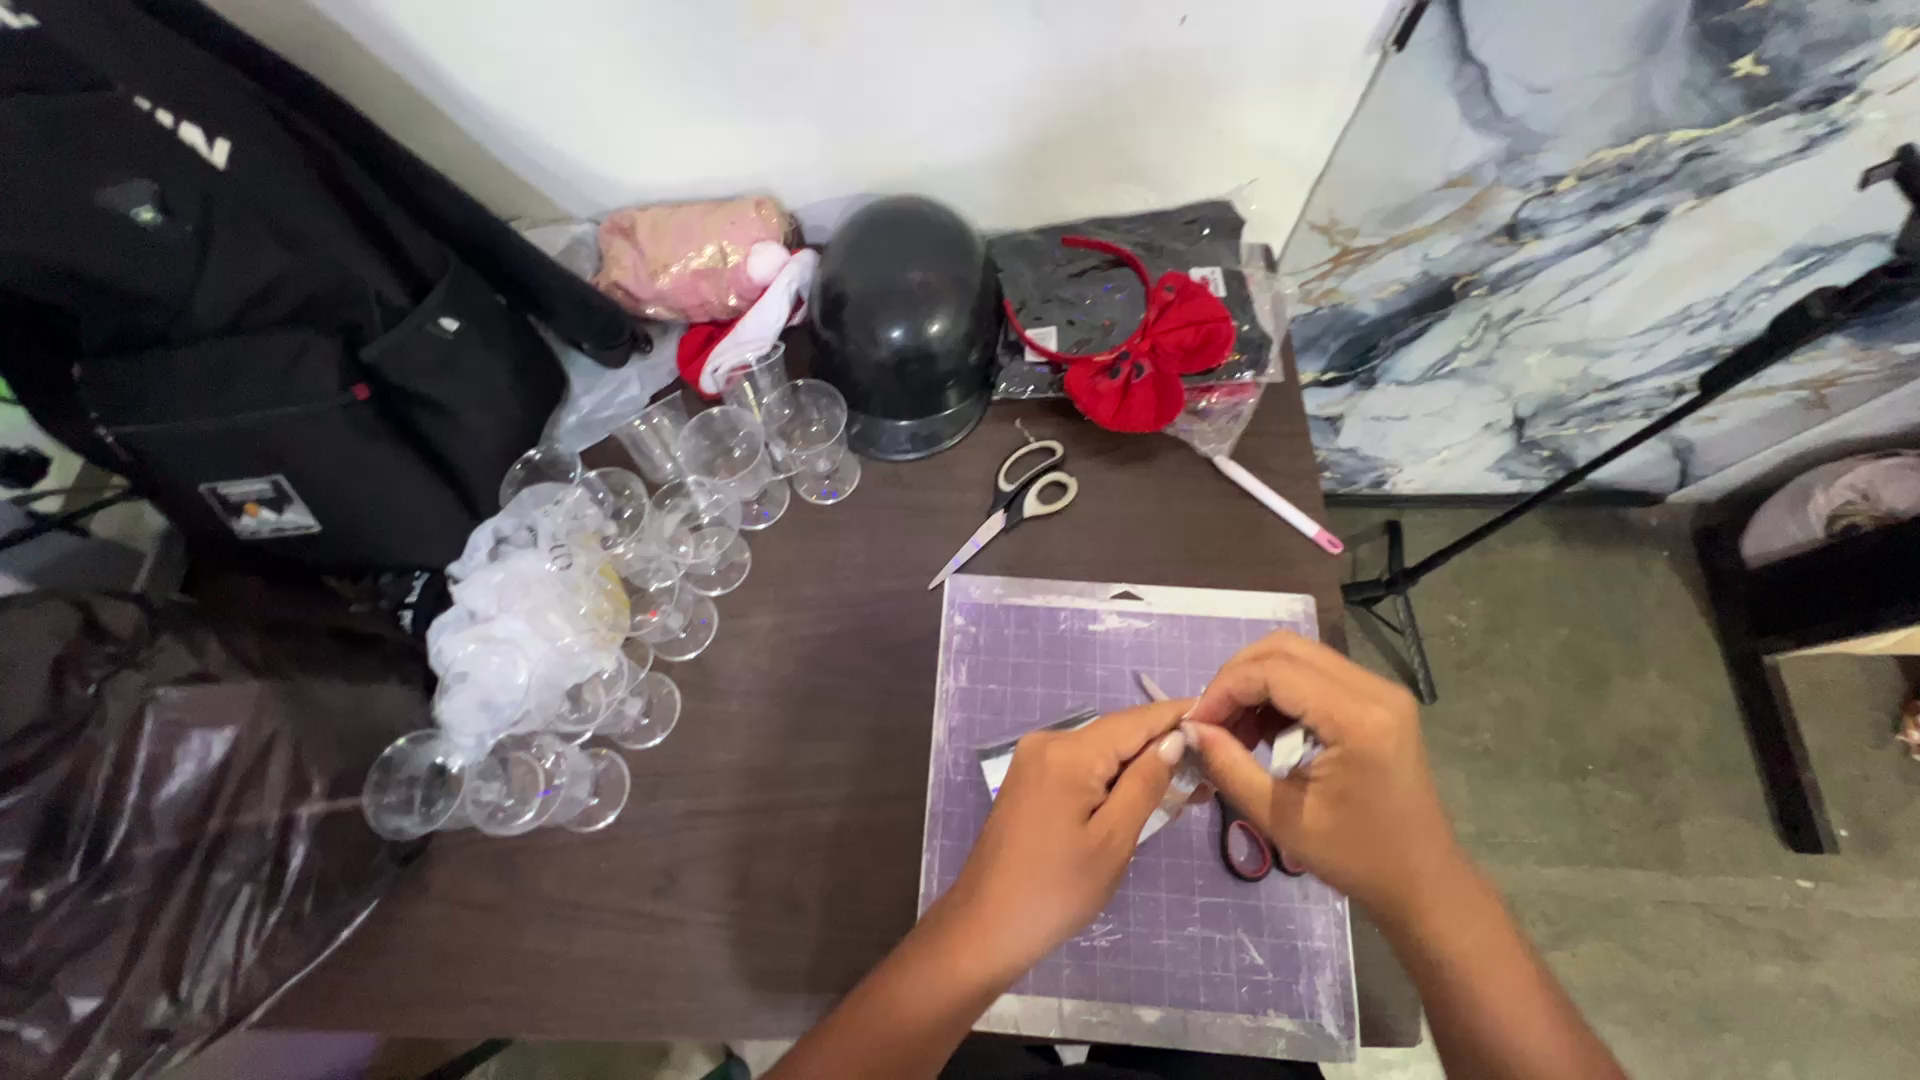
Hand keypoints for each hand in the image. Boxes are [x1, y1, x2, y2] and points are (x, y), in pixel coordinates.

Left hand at [934, 700, 1190, 976]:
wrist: (987, 923)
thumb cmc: (1057, 889)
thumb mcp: (1114, 839)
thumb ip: (1145, 783)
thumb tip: (1173, 738)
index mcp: (1068, 752)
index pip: (1134, 720)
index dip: (1176, 716)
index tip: (1219, 717)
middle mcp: (1048, 742)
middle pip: (1117, 732)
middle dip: (1161, 746)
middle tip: (1211, 768)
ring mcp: (1034, 759)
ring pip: (1100, 749)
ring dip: (1139, 763)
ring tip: (1186, 785)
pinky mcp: (1030, 779)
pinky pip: (1080, 765)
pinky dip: (1112, 776)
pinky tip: (1141, 793)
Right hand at [1182, 632, 1463, 920]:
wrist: (1423, 882)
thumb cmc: (1355, 857)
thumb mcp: (1279, 817)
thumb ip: (1228, 765)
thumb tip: (1190, 728)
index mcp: (1357, 720)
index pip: (1273, 671)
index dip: (1225, 689)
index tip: (1197, 724)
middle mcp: (1374, 691)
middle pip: (1284, 648)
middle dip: (1236, 678)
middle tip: (1212, 720)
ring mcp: (1381, 691)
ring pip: (1297, 655)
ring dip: (1256, 683)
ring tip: (1236, 730)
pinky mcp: (1378, 701)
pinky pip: (1315, 673)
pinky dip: (1279, 692)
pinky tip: (1266, 731)